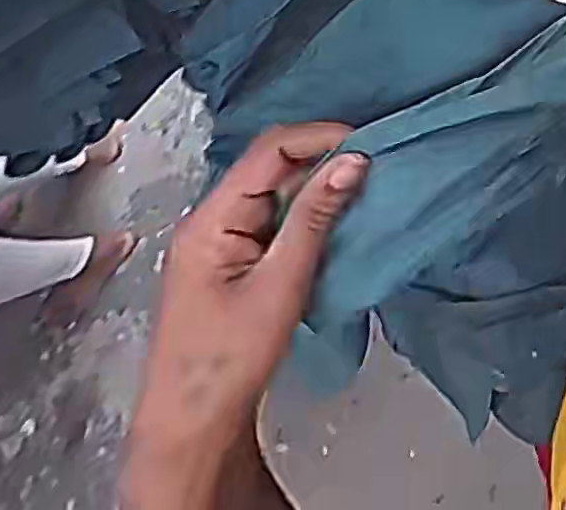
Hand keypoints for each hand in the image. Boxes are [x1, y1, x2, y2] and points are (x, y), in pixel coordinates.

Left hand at [123, 123, 366, 508]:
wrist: (194, 427)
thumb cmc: (229, 361)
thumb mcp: (282, 282)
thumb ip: (316, 216)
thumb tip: (353, 161)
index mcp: (212, 219)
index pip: (269, 151)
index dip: (319, 137)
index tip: (365, 143)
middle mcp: (214, 217)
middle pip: (273, 163)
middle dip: (324, 156)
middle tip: (372, 162)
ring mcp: (225, 235)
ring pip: (279, 187)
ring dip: (321, 182)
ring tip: (364, 183)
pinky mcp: (240, 253)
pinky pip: (280, 212)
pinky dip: (312, 206)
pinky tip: (340, 211)